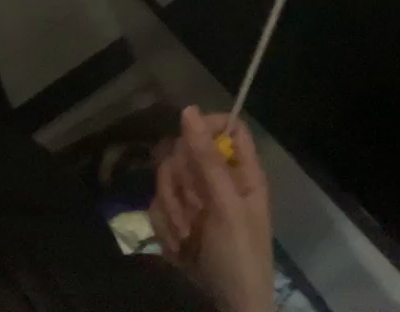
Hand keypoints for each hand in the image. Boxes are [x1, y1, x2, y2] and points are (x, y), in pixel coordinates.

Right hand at [150, 107, 275, 311]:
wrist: (229, 308)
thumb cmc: (239, 256)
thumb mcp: (226, 206)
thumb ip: (207, 158)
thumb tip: (188, 108)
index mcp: (241, 172)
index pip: (226, 126)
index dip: (206, 125)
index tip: (189, 139)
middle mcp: (218, 179)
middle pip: (186, 149)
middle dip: (180, 181)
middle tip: (192, 207)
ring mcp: (197, 199)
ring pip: (166, 176)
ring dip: (171, 208)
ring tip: (186, 235)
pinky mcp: (178, 218)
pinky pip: (158, 203)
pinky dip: (165, 225)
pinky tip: (179, 246)